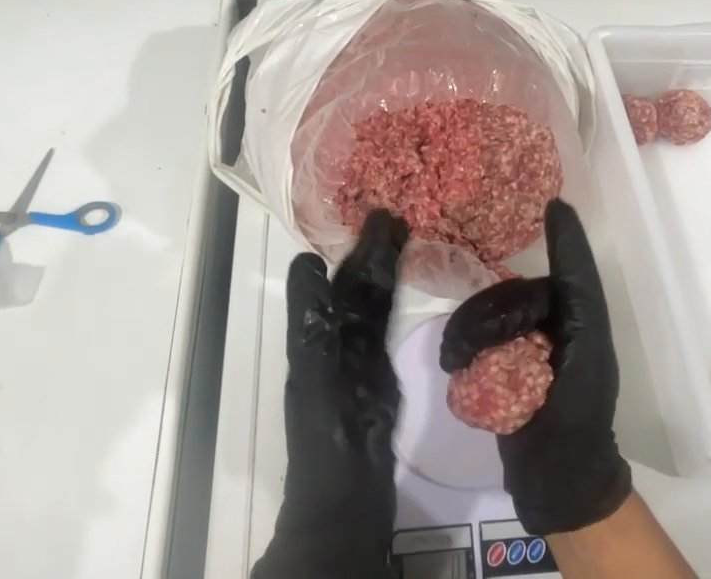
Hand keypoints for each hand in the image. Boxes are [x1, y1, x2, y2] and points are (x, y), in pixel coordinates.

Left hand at [252, 211, 407, 578]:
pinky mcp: (378, 371)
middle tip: (390, 215)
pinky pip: (383, 323)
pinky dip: (392, 295)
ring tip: (399, 229)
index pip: (322, 281)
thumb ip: (311, 318)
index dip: (338, 250)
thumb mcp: (314, 370)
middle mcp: (332, 340)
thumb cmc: (327, 435)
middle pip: (352, 287)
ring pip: (370, 300)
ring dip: (384, 266)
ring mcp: (357, 355)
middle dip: (369, 252)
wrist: (346, 494)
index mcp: (313, 336)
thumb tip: (307, 263)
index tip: (357, 217)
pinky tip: (403, 272)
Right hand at [440, 199, 632, 535]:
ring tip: (454, 360)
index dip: (564, 238)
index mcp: (583, 323)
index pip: (572, 270)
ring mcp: (531, 347)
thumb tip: (564, 251)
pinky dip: (465, 345)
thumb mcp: (585, 361)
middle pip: (517, 295)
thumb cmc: (576, 427)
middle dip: (487, 313)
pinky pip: (481, 338)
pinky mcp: (507, 366)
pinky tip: (456, 365)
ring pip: (494, 313)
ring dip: (470, 330)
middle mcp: (560, 328)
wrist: (558, 487)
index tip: (553, 206)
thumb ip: (577, 304)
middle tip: (463, 346)